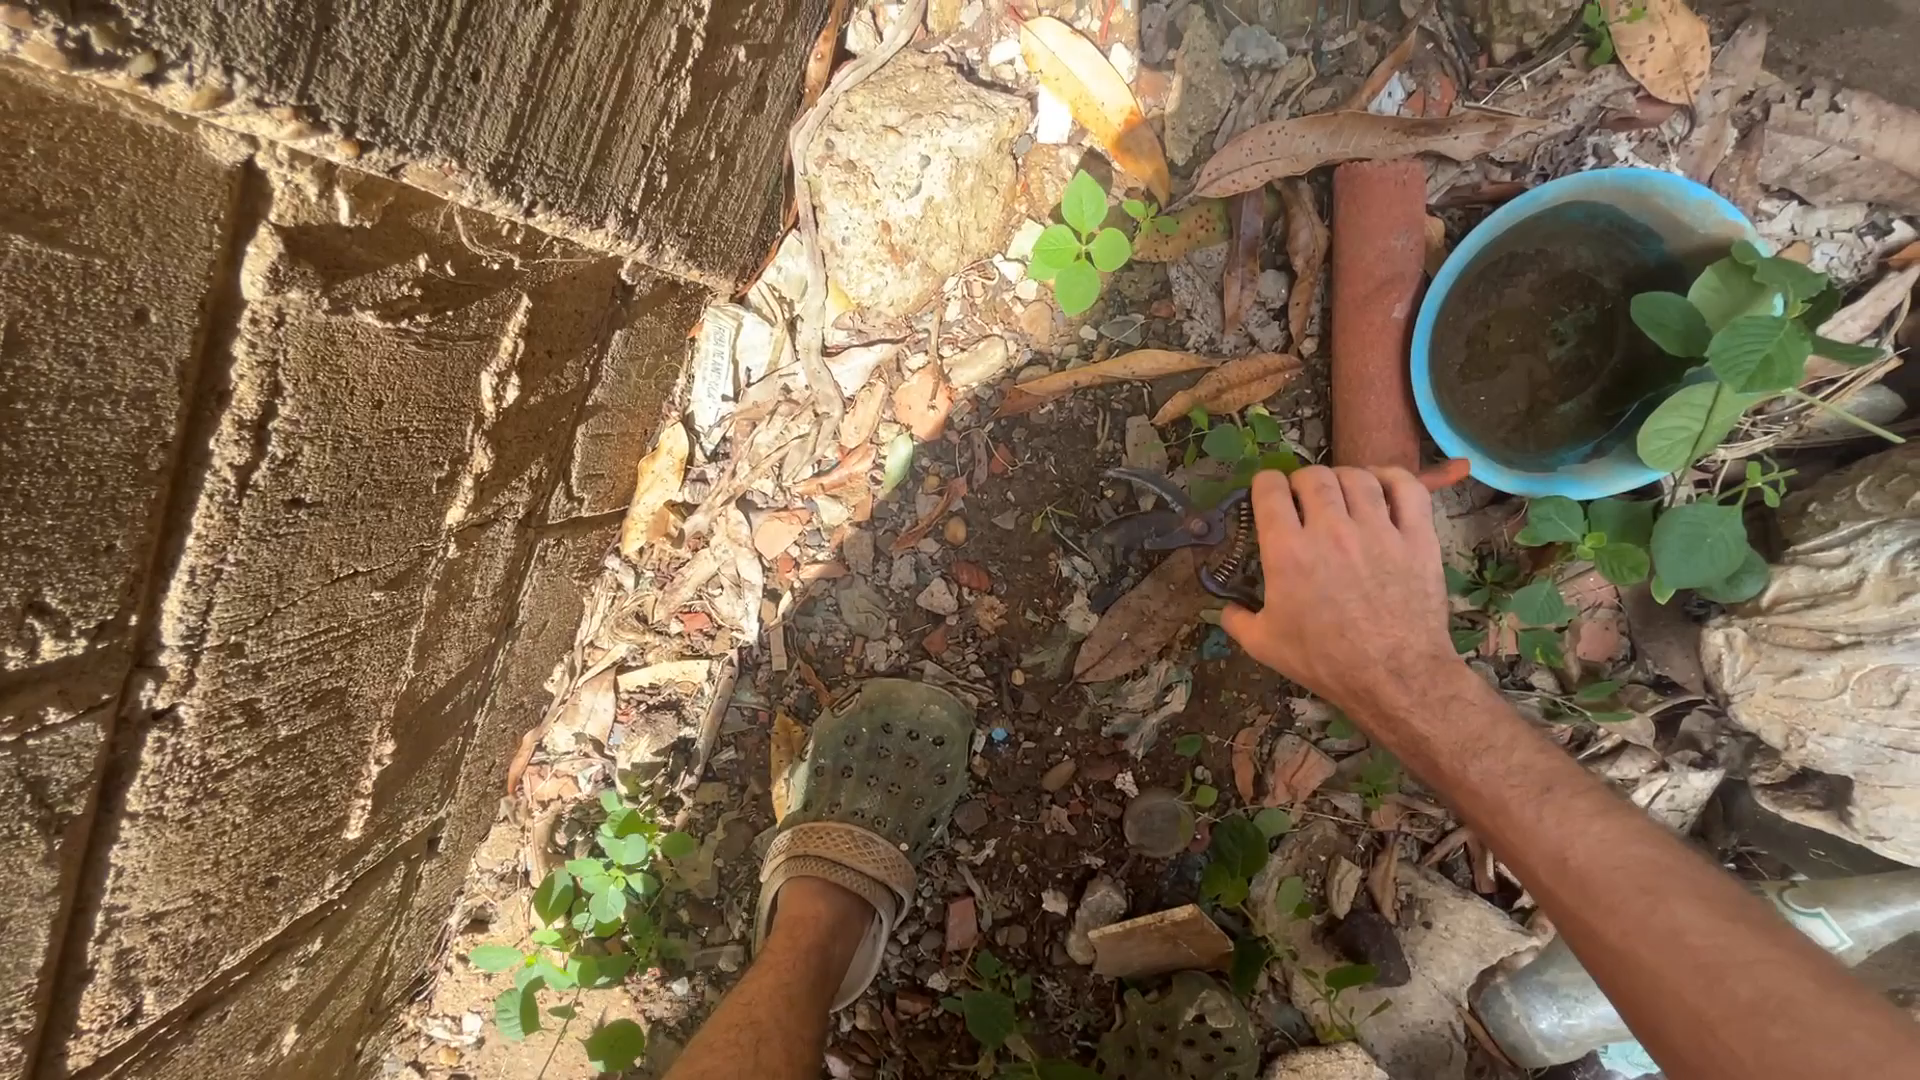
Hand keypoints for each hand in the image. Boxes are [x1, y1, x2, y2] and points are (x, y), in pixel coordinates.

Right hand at [1220, 466, 1460, 718]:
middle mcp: (1331, 530)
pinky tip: (1381, 486)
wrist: (1393, 676)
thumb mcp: (1264, 644)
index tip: (1265, 492)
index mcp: (1287, 551)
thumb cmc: (1323, 660)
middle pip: (1313, 477)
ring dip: (1342, 478)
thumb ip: (1236, 620)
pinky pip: (1407, 489)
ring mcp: (1378, 530)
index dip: (1264, 484)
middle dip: (1301, 480)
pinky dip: (1391, 478)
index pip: (1270, 490)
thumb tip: (1225, 608)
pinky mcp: (1416, 537)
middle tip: (1302, 497)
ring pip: (1357, 477)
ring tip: (1340, 492)